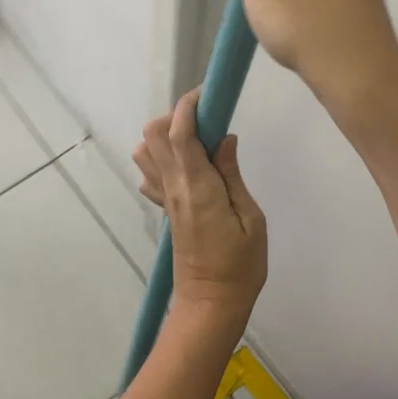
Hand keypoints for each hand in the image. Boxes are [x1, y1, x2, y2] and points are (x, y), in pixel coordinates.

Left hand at [133, 90, 266, 321]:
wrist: (211, 304)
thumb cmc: (241, 266)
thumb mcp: (252, 220)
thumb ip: (233, 176)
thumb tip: (224, 139)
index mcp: (197, 187)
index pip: (180, 133)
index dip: (188, 107)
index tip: (206, 94)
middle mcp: (173, 187)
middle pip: (153, 134)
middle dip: (175, 116)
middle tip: (206, 120)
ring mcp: (165, 198)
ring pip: (145, 151)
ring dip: (164, 135)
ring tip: (196, 141)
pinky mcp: (165, 209)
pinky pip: (149, 174)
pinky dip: (160, 159)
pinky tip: (185, 166)